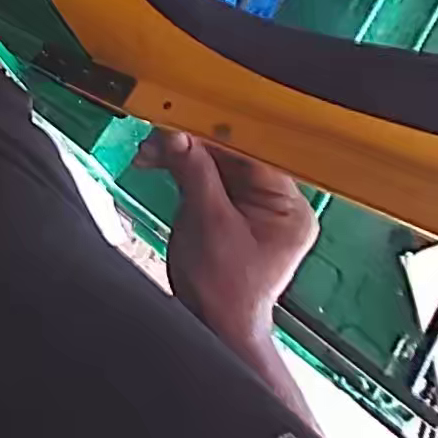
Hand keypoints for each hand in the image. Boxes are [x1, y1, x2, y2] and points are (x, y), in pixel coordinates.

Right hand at [135, 128, 318, 351]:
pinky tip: (154, 161)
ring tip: (149, 154)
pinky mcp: (225, 201)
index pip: (254, 152)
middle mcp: (273, 199)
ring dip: (177, 152)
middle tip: (158, 137)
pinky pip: (201, 170)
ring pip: (212, 157)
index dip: (218, 131)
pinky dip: (176, 164)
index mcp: (288, 206)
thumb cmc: (223, 289)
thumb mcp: (209, 225)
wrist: (212, 323)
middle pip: (230, 151)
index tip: (187, 114)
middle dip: (190, 143)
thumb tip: (177, 134)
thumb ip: (194, 173)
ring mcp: (249, 200)